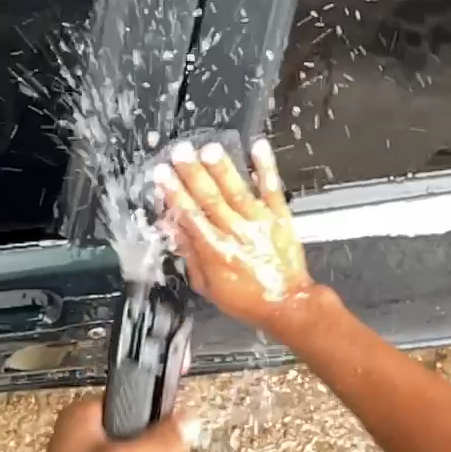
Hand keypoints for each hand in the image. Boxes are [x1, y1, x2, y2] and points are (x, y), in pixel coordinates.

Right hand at [155, 137, 325, 334]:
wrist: (288, 304)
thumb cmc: (246, 298)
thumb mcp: (208, 286)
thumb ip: (189, 254)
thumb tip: (173, 227)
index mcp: (216, 250)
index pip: (190, 216)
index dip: (174, 194)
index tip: (162, 175)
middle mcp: (236, 232)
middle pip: (210, 198)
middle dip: (193, 173)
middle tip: (180, 153)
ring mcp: (259, 221)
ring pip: (236, 190)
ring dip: (222, 168)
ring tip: (210, 149)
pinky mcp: (279, 216)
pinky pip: (271, 188)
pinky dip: (266, 167)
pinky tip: (257, 147)